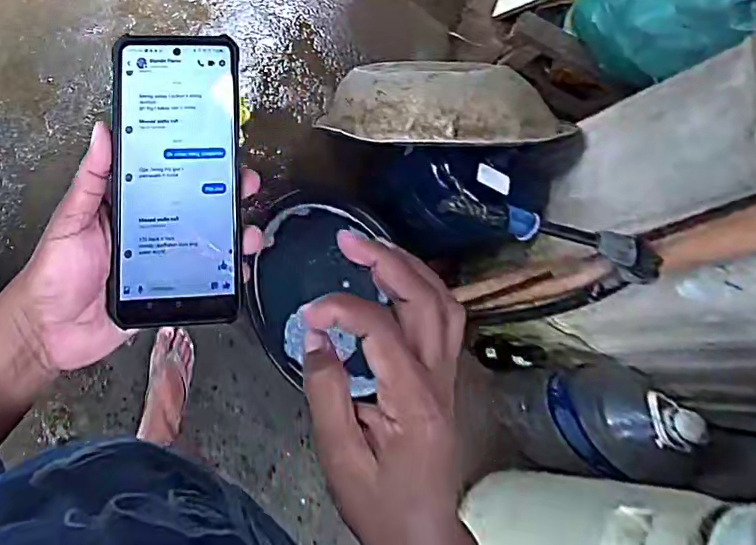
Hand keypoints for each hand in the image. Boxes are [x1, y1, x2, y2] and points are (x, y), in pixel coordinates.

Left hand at [3, 122, 261, 377]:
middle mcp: (143, 228)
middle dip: (221, 193)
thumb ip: (90, 178)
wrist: (50, 331)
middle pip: (189, 206)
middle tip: (244, 182)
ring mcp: (156, 260)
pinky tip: (239, 268)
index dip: (187, 161)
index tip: (212, 147)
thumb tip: (101, 132)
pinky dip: (223, 273)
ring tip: (249, 229)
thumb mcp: (71, 218)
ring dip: (229, 233)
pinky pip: (199, 278)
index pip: (160, 175)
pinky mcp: (164, 290)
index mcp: (122, 205)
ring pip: (201, 240)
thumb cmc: (53, 270)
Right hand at [302, 233, 472, 544]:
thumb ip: (325, 389)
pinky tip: (388, 275)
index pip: (382, 331)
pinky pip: (443, 317)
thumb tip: (316, 336)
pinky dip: (417, 285)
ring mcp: (448, 378)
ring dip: (407, 267)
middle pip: (429, 303)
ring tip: (368, 246)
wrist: (422, 535)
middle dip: (388, 262)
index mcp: (414, 403)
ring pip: (444, 304)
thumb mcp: (339, 454)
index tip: (308, 315)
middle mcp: (439, 383)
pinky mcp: (443, 377)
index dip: (341, 310)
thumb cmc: (379, 501)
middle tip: (347, 240)